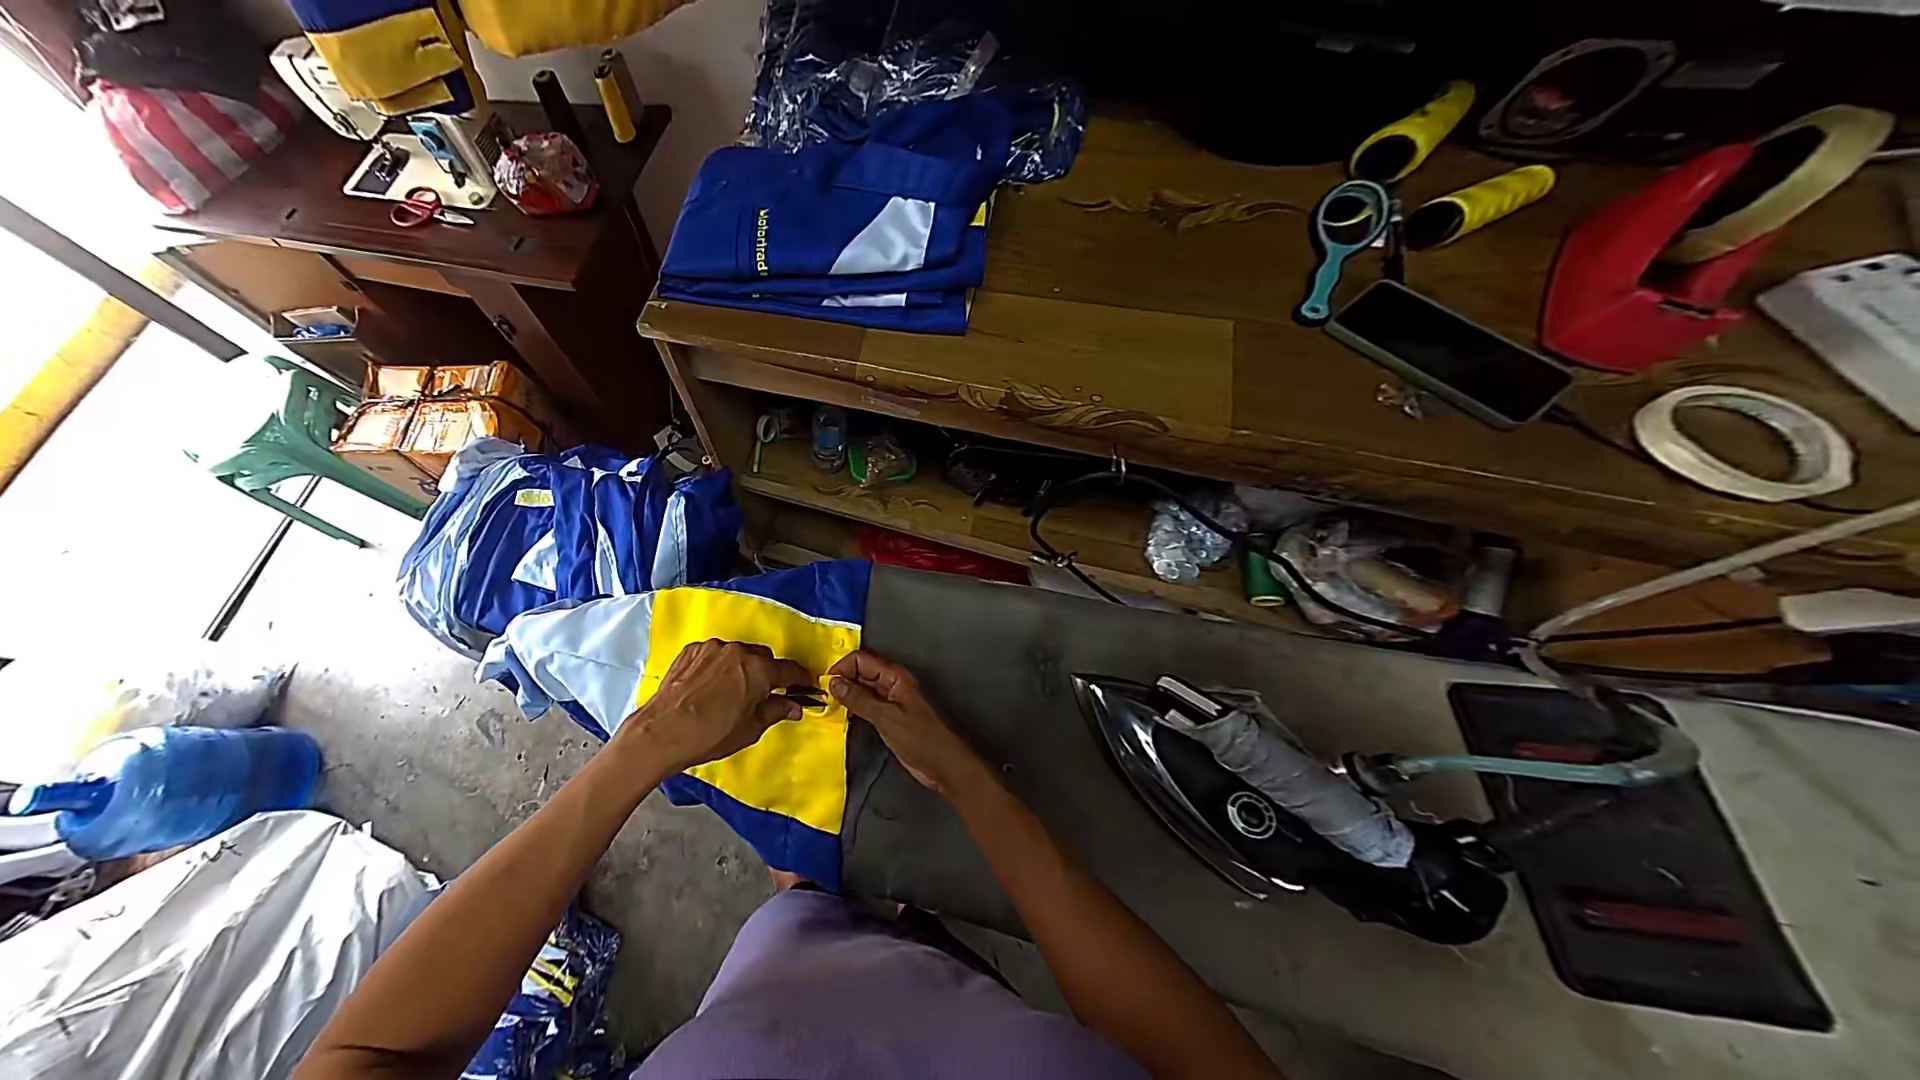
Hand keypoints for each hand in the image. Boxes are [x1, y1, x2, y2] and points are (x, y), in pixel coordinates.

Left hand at [621, 640, 814, 774]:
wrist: (659, 734)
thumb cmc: (708, 735)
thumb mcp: (750, 729)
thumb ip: (776, 711)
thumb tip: (794, 706)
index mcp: (758, 670)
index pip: (790, 670)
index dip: (800, 679)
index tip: (805, 686)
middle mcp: (738, 652)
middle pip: (764, 658)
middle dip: (767, 674)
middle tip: (763, 695)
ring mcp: (712, 649)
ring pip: (738, 654)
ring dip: (741, 668)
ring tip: (731, 692)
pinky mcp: (691, 651)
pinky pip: (715, 655)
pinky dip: (718, 666)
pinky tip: (710, 686)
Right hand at [830, 650, 993, 800]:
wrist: (944, 764)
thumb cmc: (922, 739)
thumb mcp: (886, 718)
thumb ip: (859, 699)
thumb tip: (835, 683)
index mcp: (896, 677)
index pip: (862, 660)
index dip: (842, 668)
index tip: (825, 684)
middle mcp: (893, 684)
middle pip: (861, 671)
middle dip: (842, 680)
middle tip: (822, 696)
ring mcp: (892, 700)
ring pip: (863, 688)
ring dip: (847, 694)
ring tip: (829, 706)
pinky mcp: (890, 716)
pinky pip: (867, 703)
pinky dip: (854, 706)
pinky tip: (844, 716)